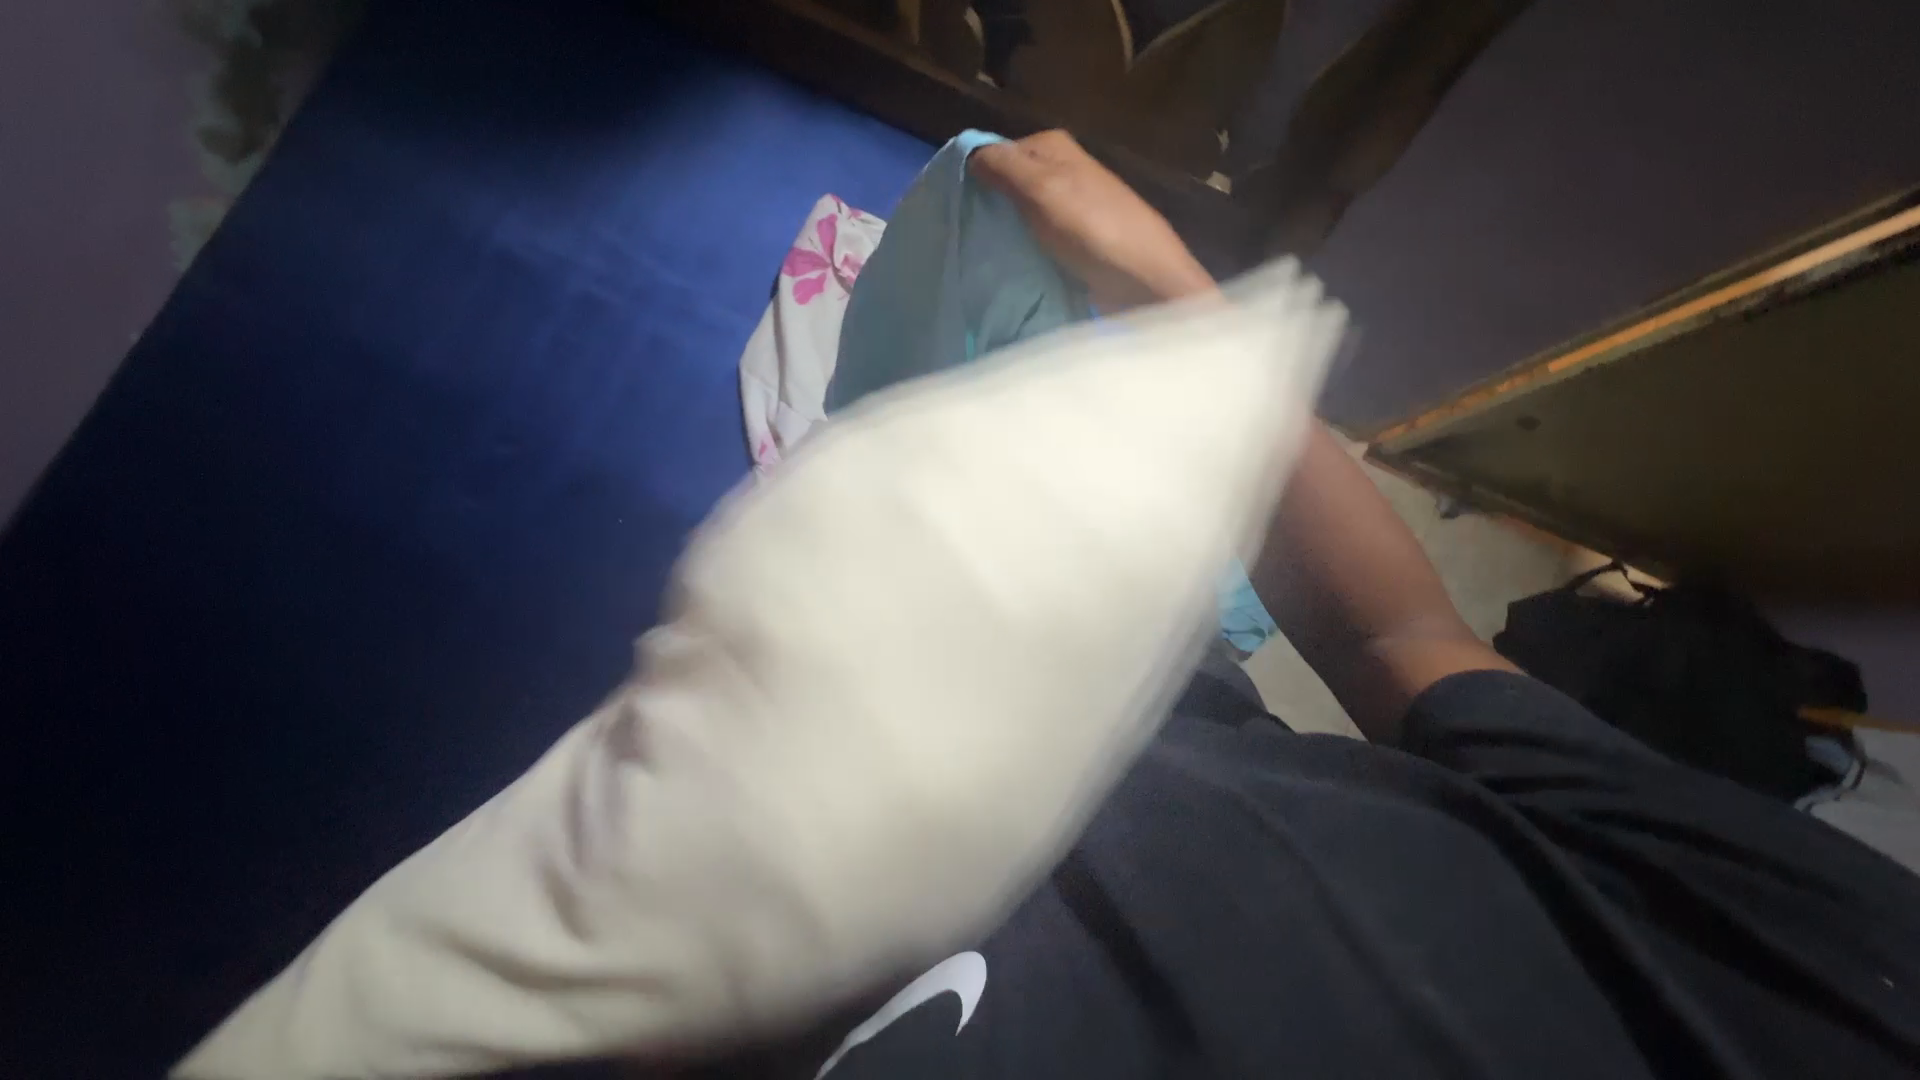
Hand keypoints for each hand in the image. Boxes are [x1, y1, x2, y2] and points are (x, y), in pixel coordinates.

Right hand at [971, 130, 1214, 310]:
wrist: (1143, 279)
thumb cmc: (1092, 229)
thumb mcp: (1042, 189)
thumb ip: (1003, 167)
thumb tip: (969, 155)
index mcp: (1052, 146)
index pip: (994, 152)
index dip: (972, 177)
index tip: (953, 209)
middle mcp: (1061, 169)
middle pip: (1007, 184)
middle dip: (986, 206)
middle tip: (963, 235)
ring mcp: (1070, 205)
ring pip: (1020, 213)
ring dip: (1003, 232)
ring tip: (981, 253)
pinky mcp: (1075, 239)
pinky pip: (1036, 238)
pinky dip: (1023, 249)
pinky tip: (1010, 266)